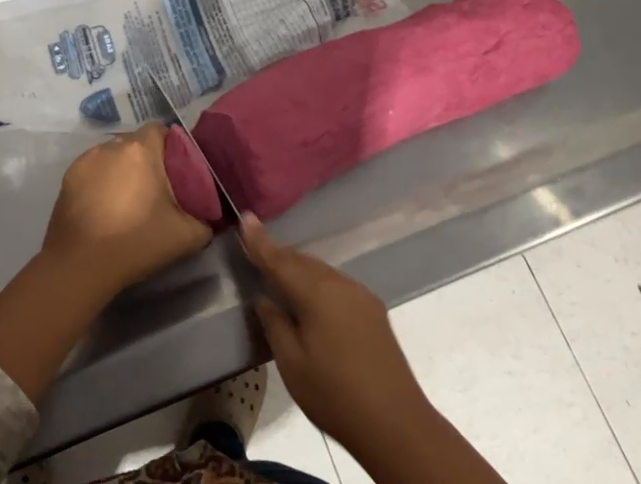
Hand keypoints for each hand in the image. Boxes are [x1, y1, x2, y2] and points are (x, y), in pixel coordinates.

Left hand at [42, 123, 211, 296]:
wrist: (80, 266)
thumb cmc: (136, 242)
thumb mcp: (187, 236)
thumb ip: (206, 221)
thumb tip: (210, 218)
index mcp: (141, 149)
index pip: (161, 129)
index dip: (172, 147)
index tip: (177, 172)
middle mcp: (111, 146)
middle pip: (136, 143)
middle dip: (147, 160)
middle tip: (156, 190)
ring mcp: (85, 161)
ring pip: (112, 156)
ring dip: (122, 170)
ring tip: (128, 200)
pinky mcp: (67, 179)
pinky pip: (93, 171)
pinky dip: (101, 182)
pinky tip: (105, 209)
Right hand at [240, 214, 434, 452]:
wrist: (395, 422)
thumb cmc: (334, 395)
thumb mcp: (292, 363)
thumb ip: (275, 324)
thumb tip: (265, 298)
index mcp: (318, 293)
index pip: (281, 261)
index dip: (260, 242)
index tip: (246, 218)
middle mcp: (341, 285)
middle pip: (303, 262)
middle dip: (279, 255)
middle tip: (255, 247)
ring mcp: (361, 296)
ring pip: (321, 272)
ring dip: (299, 269)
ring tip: (278, 273)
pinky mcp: (373, 311)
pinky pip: (336, 285)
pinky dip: (317, 283)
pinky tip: (309, 298)